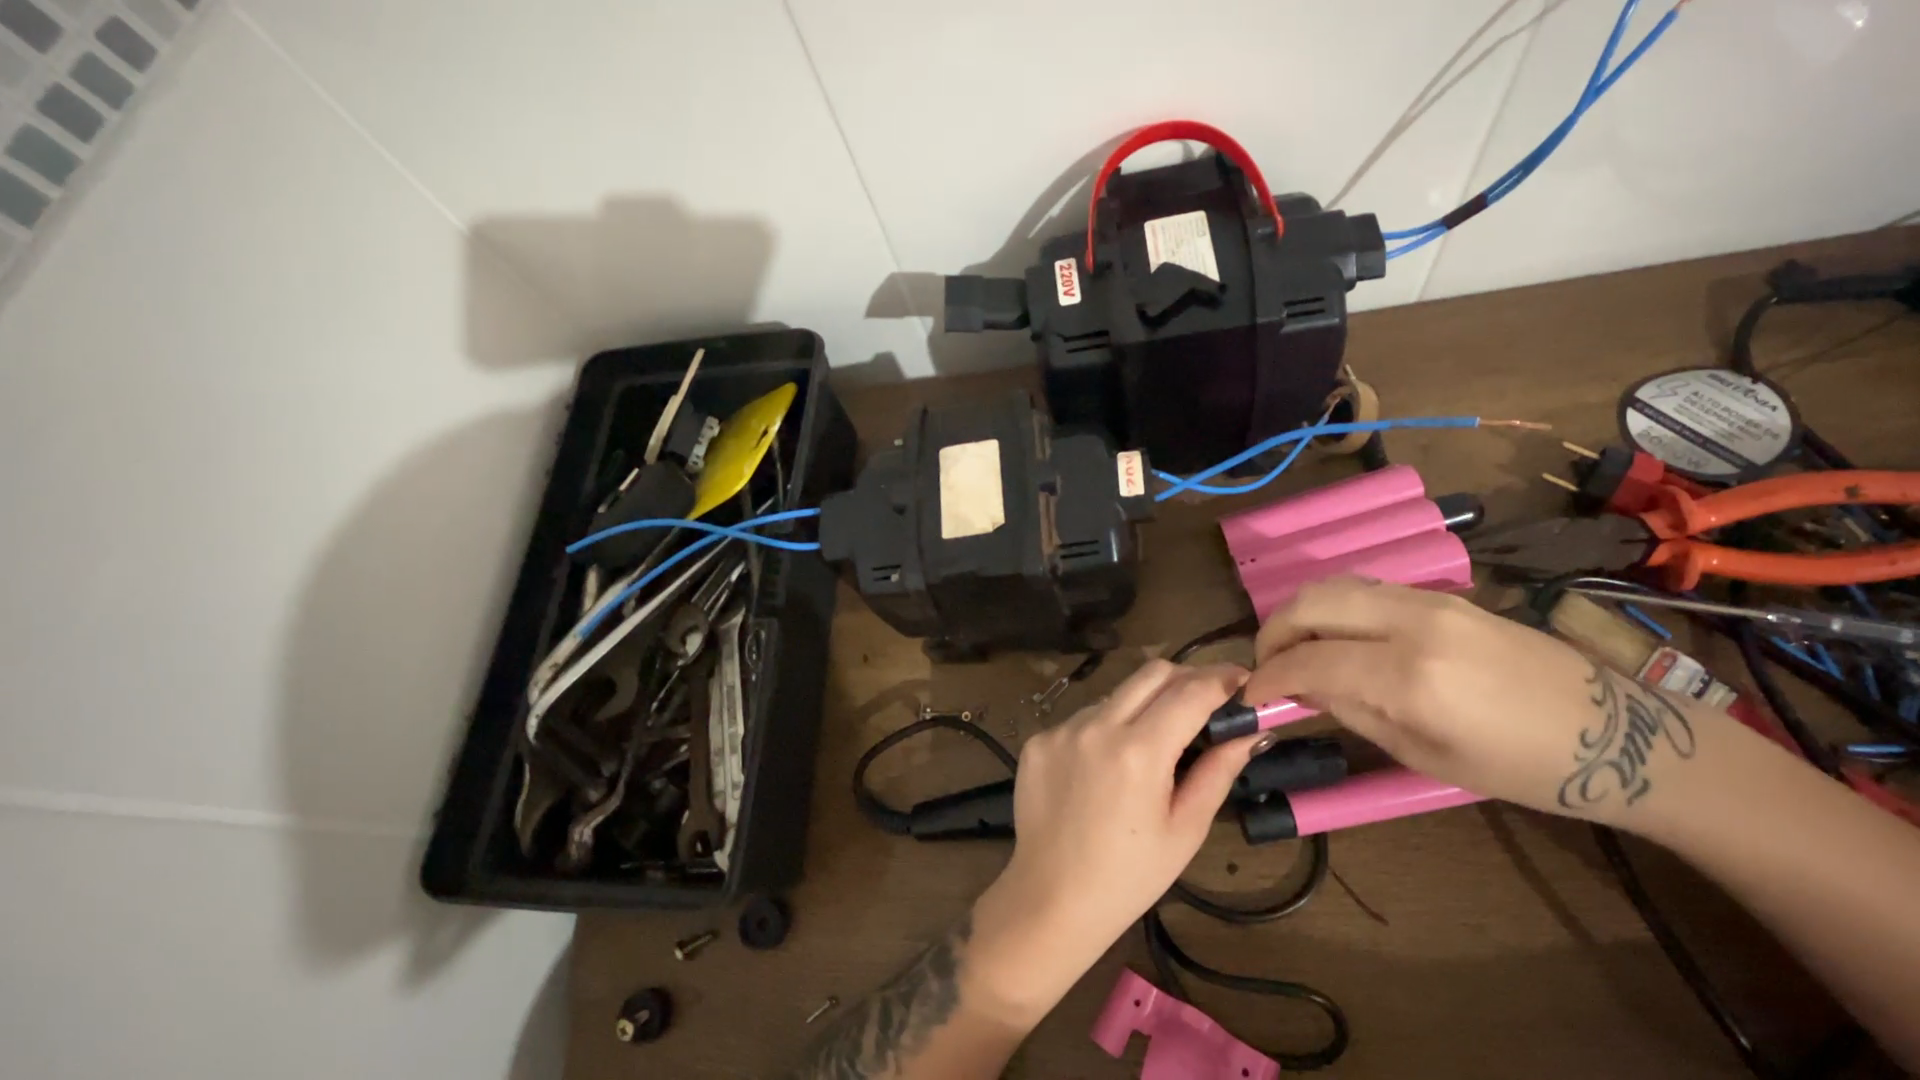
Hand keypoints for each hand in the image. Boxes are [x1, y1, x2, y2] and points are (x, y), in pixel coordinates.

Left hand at [966, 661, 1263, 1024]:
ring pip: (1115, 695)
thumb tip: (1250, 730)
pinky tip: (1106, 769)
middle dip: (1186, 679)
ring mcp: (1061, 730)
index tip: (1242, 681)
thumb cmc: (1130, 875)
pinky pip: (1082, 719)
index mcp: (1139, 751)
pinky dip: (1104, 730)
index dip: (1222, 679)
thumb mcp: (1186, 828)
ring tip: (1152, 748)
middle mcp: (1096, 727)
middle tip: (1205, 703)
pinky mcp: (1038, 741)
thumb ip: (1218, 770)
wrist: (1052, 899)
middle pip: (1152, 673)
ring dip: (1142, 707)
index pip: (1191, 691)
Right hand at [1243, 577, 1715, 826]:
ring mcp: (1432, 601)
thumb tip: (1298, 692)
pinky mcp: (1445, 596)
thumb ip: (1352, 712)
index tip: (1248, 698)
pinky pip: (1367, 590)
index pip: (1307, 661)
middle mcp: (1413, 623)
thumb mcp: (1424, 756)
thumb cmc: (1521, 769)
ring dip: (1300, 614)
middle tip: (1264, 667)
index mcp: (1409, 676)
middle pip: (1311, 603)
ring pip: (1335, 586)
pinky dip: (1334, 608)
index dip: (1266, 678)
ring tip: (1294, 652)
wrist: (1618, 736)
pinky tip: (1336, 639)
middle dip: (1273, 632)